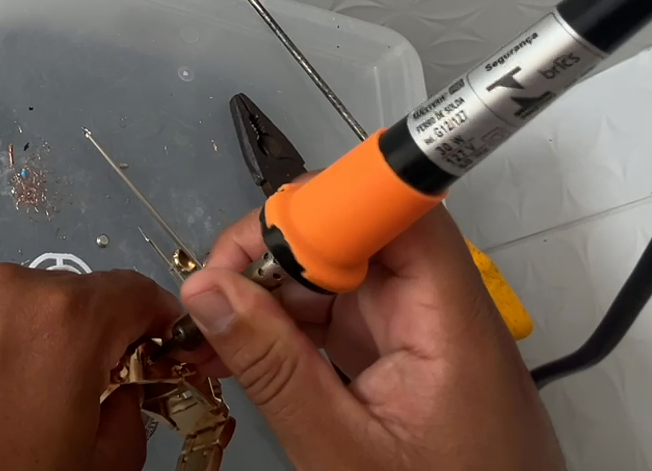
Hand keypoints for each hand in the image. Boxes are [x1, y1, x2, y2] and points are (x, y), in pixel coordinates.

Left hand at [0, 263, 180, 470]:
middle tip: (68, 392)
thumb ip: (126, 419)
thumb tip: (123, 394)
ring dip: (20, 335)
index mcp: (63, 323)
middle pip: (68, 299)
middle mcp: (7, 288)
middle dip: (79, 339)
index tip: (154, 337)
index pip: (132, 291)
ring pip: (12, 300)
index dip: (152, 318)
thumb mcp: (90, 470)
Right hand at [180, 203, 563, 470]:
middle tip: (213, 295)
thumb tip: (201, 286)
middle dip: (276, 253)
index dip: (323, 206)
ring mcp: (418, 335)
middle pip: (354, 235)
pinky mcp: (400, 358)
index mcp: (450, 326)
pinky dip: (287, 324)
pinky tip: (246, 350)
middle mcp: (438, 312)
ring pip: (335, 272)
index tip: (249, 252)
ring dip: (271, 291)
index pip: (396, 214)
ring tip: (216, 333)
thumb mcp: (343, 458)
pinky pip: (336, 314)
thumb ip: (273, 369)